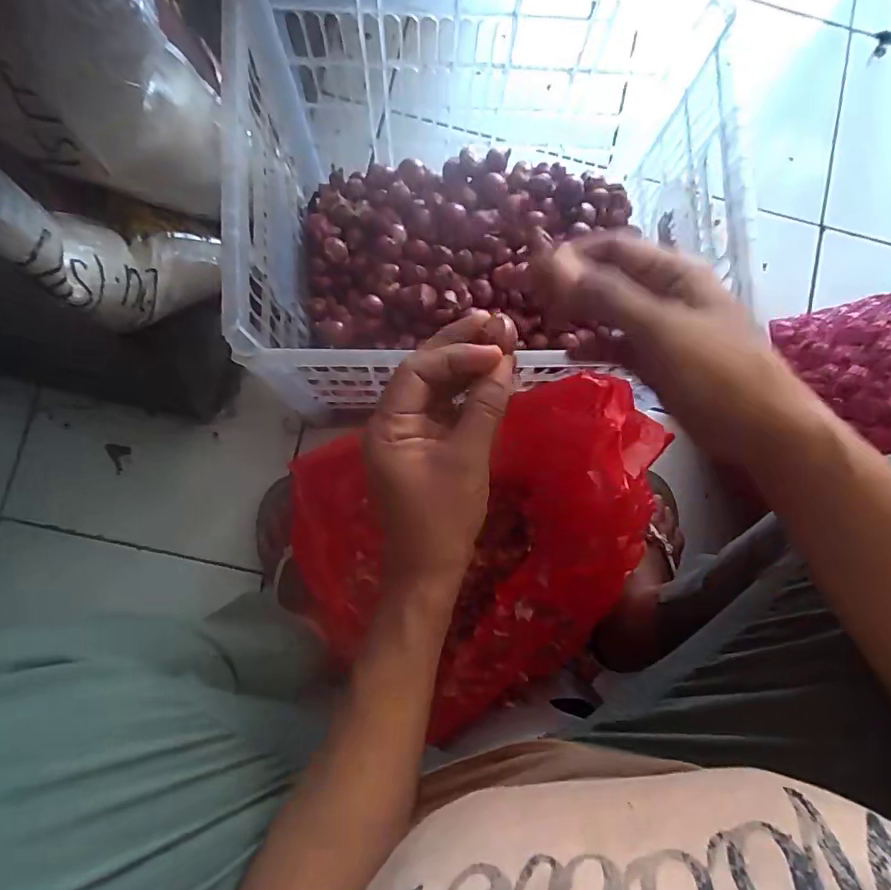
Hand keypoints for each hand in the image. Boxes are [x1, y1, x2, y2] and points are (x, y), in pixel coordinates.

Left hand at [364, 311, 518, 594]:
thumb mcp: (468, 458)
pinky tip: (489, 374)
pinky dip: (465, 392)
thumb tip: (503, 362)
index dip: (457, 353)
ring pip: (433, 387)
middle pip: (422, 371)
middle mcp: (390, 422)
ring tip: (497, 338)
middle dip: (457, 345)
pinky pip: (442, 409)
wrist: (429, 570)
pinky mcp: (422, 446)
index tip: (496, 348)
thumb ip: (484, 407)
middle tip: (493, 319)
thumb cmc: (444, 518)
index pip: (418, 371)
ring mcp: (405, 434)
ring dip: (464, 364)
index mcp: (387, 424)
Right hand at [533, 232, 821, 466]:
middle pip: (608, 277)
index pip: (612, 247)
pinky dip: (595, 345)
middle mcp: (667, 293)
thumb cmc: (717, 373)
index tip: (529, 269)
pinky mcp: (659, 360)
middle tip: (526, 294)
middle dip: (568, 282)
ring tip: (542, 322)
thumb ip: (605, 295)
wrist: (763, 430)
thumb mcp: (659, 329)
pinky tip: (571, 352)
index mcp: (675, 272)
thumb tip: (552, 264)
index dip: (570, 253)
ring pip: (610, 311)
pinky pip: (619, 344)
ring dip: (579, 313)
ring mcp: (663, 328)